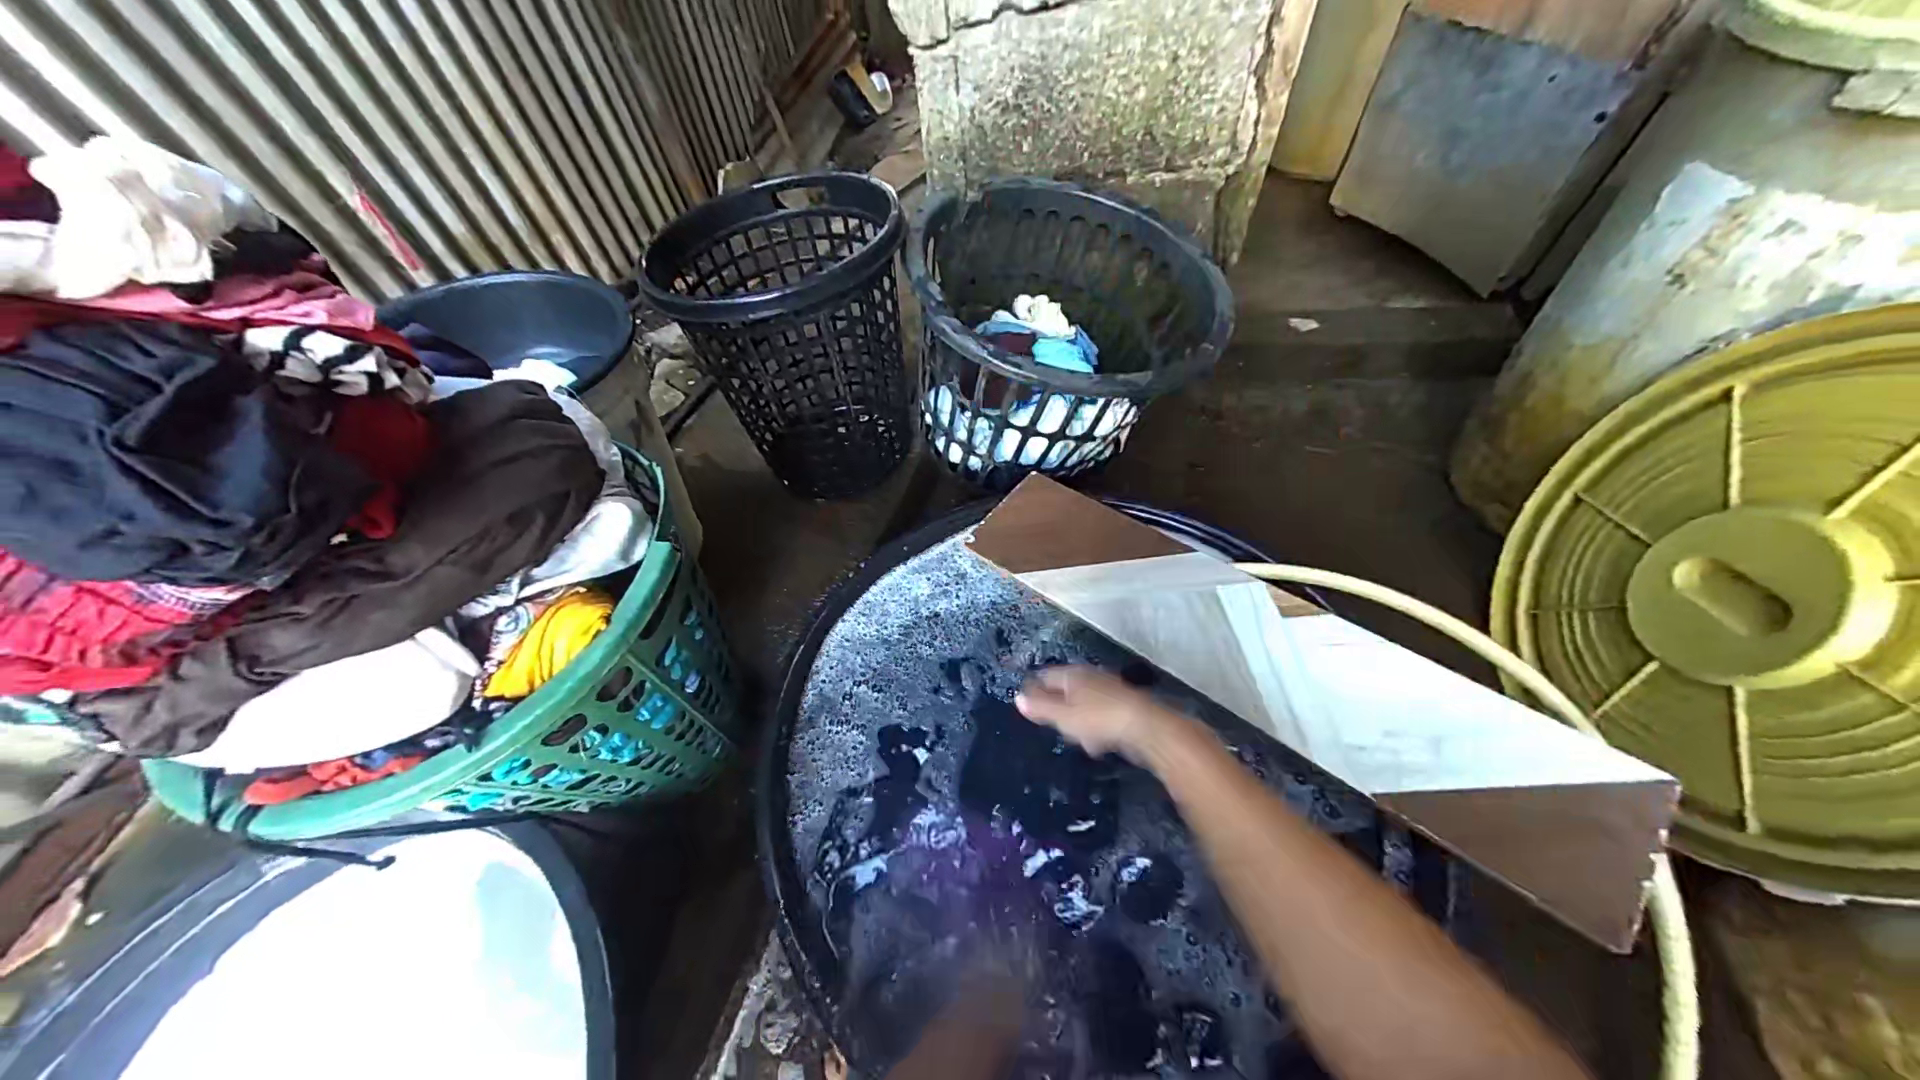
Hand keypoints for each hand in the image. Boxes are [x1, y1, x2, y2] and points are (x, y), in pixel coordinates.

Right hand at [1013, 666, 1193, 765]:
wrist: (1146, 728)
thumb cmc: (1098, 719)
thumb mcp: (1063, 717)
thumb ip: (1040, 707)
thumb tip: (1017, 698)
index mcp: (1073, 674)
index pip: (1045, 676)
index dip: (1033, 689)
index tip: (1026, 705)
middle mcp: (1091, 676)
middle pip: (1066, 688)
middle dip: (1057, 706)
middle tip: (1051, 724)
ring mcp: (1109, 689)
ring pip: (1084, 703)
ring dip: (1078, 720)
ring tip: (1076, 739)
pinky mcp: (1124, 706)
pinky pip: (1101, 714)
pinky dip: (1095, 727)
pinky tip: (1098, 743)